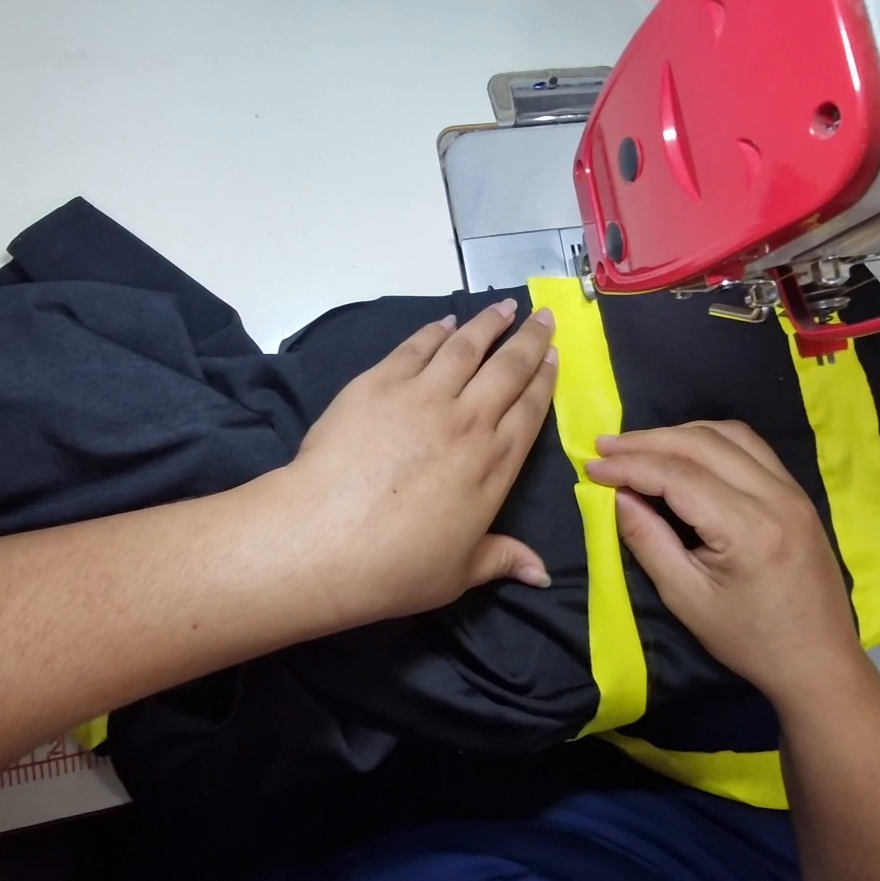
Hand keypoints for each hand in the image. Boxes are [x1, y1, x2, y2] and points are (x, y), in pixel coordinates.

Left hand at [279, 299, 558, 623]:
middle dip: (529, 339)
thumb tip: (543, 574)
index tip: (554, 355)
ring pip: (465, 347)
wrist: (325, 536)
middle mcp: (467, 420)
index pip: (530, 409)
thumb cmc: (395, 564)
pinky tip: (444, 323)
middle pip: (507, 369)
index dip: (545, 378)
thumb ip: (503, 560)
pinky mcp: (379, 383)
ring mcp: (422, 396)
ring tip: (503, 306)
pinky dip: (434, 331)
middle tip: (543, 317)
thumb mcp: (458, 573)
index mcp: (493, 463)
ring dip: (488, 323)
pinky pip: (415, 348)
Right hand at [586, 422, 864, 706]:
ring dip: (678, 434)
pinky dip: (707, 439)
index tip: (591, 465)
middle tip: (605, 447)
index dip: (629, 465)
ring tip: (638, 447)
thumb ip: (647, 539)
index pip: (677, 475)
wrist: (819, 663)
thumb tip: (615, 494)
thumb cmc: (748, 639)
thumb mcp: (685, 597)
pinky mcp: (797, 493)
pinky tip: (682, 452)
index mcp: (748, 528)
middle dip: (647, 440)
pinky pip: (749, 445)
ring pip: (728, 434)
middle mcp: (775, 496)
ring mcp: (792, 490)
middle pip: (701, 442)